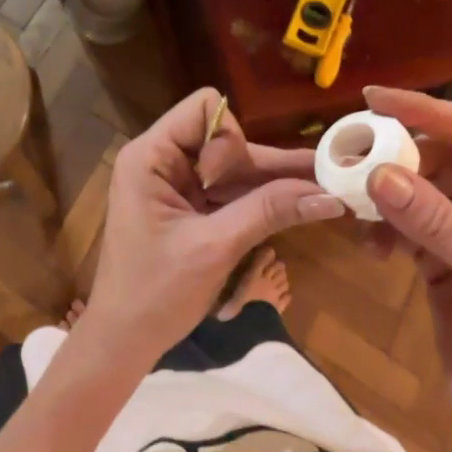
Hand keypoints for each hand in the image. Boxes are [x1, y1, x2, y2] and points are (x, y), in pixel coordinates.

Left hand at [82, 88, 345, 358]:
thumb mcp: (215, 248)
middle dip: (266, 160)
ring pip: (231, 167)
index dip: (229, 138)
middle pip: (223, 139)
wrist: (123, 342)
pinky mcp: (186, 207)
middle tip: (323, 168)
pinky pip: (227, 192)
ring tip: (326, 183)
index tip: (233, 181)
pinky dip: (258, 198)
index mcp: (150, 156)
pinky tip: (299, 201)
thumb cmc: (156, 293)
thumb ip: (268, 213)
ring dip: (271, 179)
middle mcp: (160, 159)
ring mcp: (174, 184)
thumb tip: (328, 196)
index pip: (202, 109)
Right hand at [363, 87, 451, 451]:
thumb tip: (377, 173)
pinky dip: (379, 231)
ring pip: (411, 194)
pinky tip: (368, 247)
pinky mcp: (434, 268)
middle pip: (435, 161)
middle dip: (393, 157)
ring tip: (351, 205)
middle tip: (347, 157)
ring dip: (380, 196)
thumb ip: (435, 222)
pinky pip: (399, 231)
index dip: (425, 111)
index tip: (374, 99)